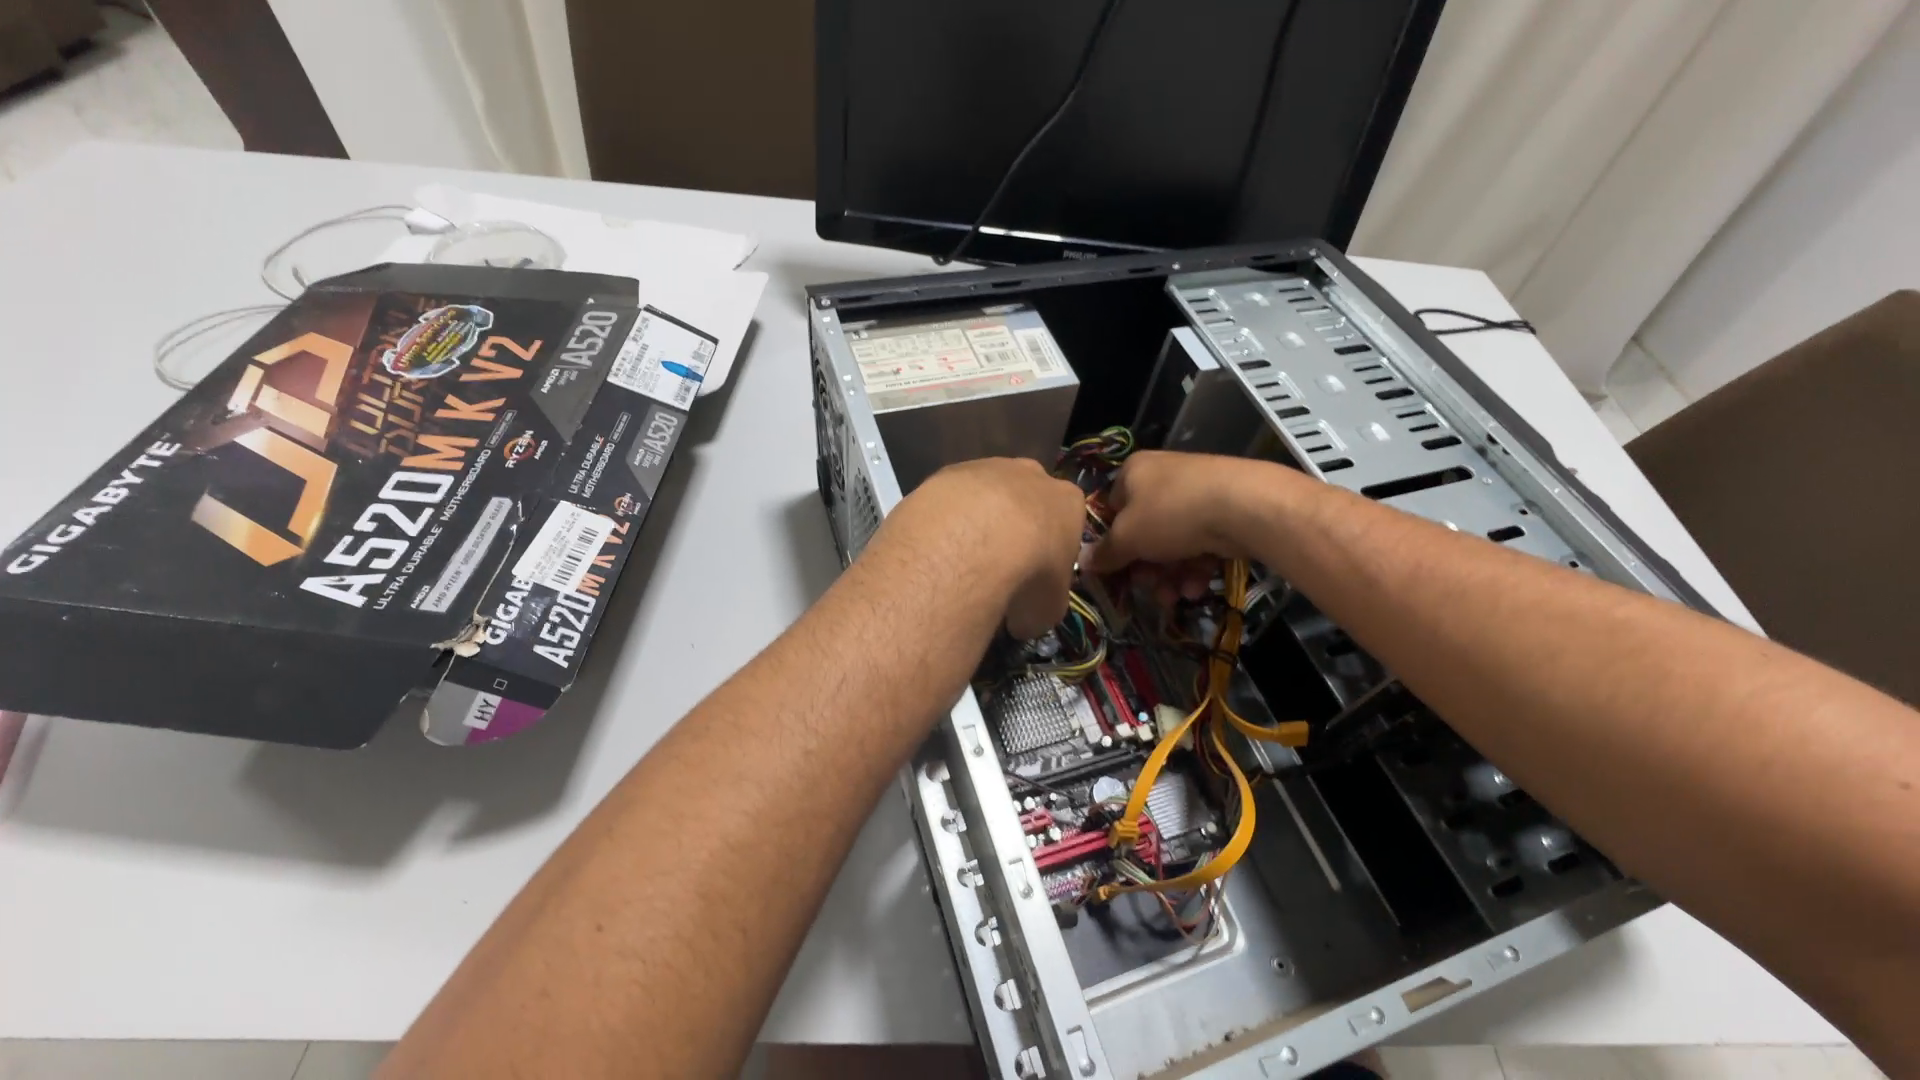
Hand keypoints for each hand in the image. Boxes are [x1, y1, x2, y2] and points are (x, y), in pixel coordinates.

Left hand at [874, 458, 1086, 638]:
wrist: (974, 542)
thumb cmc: (1028, 575)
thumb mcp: (1048, 609)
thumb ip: (1042, 605)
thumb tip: (1022, 619)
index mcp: (1068, 502)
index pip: (1066, 524)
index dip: (1050, 555)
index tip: (1034, 581)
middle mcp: (1031, 474)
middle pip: (1026, 502)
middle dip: (1014, 530)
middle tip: (997, 569)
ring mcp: (987, 467)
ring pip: (985, 496)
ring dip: (976, 523)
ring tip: (960, 561)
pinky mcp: (946, 472)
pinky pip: (950, 500)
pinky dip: (945, 522)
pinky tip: (938, 549)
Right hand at [1088, 452, 1283, 581]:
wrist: (1244, 506)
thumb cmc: (1171, 514)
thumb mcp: (1128, 537)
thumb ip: (1105, 553)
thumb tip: (1082, 561)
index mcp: (1134, 473)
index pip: (1111, 509)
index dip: (1110, 542)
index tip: (1114, 571)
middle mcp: (1163, 478)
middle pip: (1143, 532)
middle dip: (1145, 568)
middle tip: (1149, 589)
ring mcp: (1196, 494)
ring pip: (1172, 544)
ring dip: (1170, 576)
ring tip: (1176, 597)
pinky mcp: (1223, 512)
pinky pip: (1199, 544)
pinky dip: (1195, 568)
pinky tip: (1197, 587)